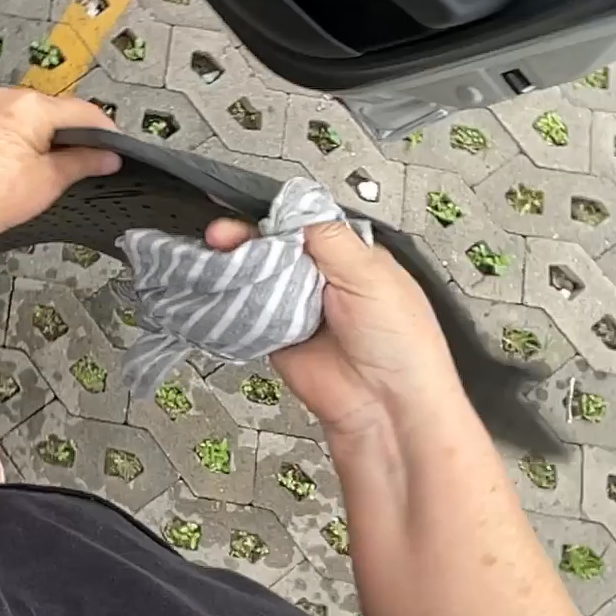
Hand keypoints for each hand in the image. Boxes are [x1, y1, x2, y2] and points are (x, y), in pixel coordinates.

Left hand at [0, 88, 121, 245]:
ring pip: (24, 120)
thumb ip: (84, 163)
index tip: (113, 149)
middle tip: (83, 165)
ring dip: (40, 140)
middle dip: (70, 138)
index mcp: (29, 106)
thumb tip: (105, 157)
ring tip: (43, 174)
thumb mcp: (49, 182)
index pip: (82, 112)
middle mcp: (3, 99)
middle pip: (52, 113)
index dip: (104, 133)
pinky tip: (12, 171)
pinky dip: (13, 144)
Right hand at [206, 217, 464, 442]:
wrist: (381, 405)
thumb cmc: (401, 344)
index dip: (275, 218)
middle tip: (222, 236)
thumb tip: (296, 209)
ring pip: (255, 276)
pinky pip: (244, 309)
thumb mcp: (371, 276)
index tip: (249, 214)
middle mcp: (320, 279)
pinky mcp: (273, 331)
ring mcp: (294, 305)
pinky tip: (218, 287)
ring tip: (214, 259)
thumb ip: (330, 239)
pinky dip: (230, 300)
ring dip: (234, 268)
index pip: (304, 225)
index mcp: (349, 258)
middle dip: (245, 239)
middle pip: (272, 248)